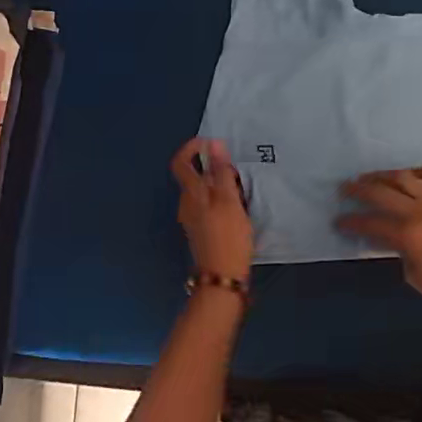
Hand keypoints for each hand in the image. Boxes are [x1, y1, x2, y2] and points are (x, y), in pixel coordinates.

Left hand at [170, 138, 252, 280]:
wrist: (222, 278)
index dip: (191, 148)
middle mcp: (187, 204)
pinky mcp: (202, 231)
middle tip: (234, 168)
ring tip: (240, 187)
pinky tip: (238, 207)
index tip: (211, 143)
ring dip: (218, 184)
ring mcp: (192, 219)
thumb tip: (213, 144)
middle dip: (211, 166)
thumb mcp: (229, 200)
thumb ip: (221, 172)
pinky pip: (208, 206)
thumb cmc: (227, 237)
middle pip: (192, 176)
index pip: (180, 162)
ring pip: (202, 192)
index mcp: (191, 193)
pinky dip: (220, 200)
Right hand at [336, 167, 421, 329]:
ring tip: (369, 178)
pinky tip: (411, 176)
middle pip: (381, 192)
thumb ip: (397, 250)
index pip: (371, 223)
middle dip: (358, 190)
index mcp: (410, 235)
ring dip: (383, 175)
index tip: (338, 221)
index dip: (351, 222)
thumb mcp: (414, 276)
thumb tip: (385, 236)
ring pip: (405, 178)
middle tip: (344, 190)